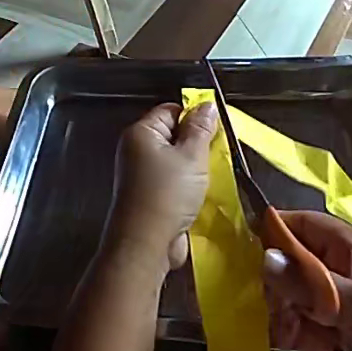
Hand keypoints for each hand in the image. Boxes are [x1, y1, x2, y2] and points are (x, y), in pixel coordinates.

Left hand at [105, 102, 218, 274]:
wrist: (147, 245)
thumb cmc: (165, 196)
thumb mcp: (192, 156)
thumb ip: (201, 129)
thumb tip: (207, 106)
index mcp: (142, 133)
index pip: (171, 110)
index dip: (194, 116)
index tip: (214, 129)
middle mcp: (137, 151)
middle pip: (174, 135)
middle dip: (197, 144)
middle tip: (213, 154)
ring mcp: (143, 175)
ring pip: (177, 160)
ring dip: (195, 168)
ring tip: (207, 177)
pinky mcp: (151, 196)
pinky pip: (174, 182)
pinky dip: (189, 186)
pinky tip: (200, 194)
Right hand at [263, 211, 351, 350]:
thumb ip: (310, 283)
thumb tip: (264, 257)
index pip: (306, 225)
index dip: (276, 231)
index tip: (246, 249)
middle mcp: (345, 269)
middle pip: (293, 265)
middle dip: (280, 288)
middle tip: (279, 312)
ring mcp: (343, 302)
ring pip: (295, 298)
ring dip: (289, 317)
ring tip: (298, 339)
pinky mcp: (341, 332)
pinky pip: (306, 325)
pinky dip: (303, 337)